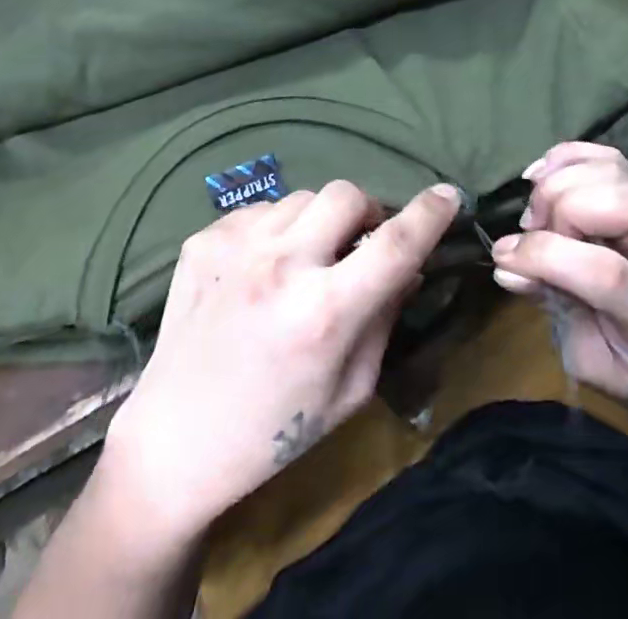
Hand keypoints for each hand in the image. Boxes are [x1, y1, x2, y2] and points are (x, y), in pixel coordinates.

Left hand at [102, 181, 460, 537]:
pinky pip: (258, 211)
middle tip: (361, 242)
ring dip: (318, 221)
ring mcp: (234, 247)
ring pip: (300, 197)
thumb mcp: (349, 390)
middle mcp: (280, 265)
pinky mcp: (202, 241)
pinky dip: (275, 229)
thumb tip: (409, 267)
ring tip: (305, 260)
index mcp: (325, 312)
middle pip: (345, 194)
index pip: (395, 243)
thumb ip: (383, 320)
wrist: (179, 433)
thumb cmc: (275, 430)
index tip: (447, 195)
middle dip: (367, 212)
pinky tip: (262, 268)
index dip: (429, 214)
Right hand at [489, 142, 627, 417]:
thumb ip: (555, 312)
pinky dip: (568, 157)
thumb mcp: (589, 362)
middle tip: (534, 234)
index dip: (547, 257)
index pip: (609, 273)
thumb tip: (507, 266)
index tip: (505, 260)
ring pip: (619, 172)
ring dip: (561, 184)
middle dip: (562, 212)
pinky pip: (611, 157)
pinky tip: (539, 178)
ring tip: (538, 216)